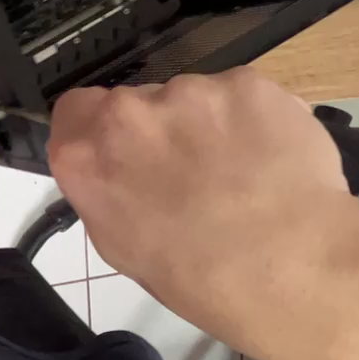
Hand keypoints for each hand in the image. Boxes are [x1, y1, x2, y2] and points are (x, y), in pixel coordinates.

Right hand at [47, 70, 354, 318]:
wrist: (285, 265)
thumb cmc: (197, 274)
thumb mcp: (117, 246)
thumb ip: (102, 192)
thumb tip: (114, 176)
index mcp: (84, 157)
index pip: (73, 112)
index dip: (95, 131)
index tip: (118, 151)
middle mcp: (126, 114)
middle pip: (132, 104)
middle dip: (152, 131)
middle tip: (185, 174)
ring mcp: (187, 93)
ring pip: (188, 99)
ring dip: (202, 126)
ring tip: (234, 174)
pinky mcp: (244, 85)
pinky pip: (237, 96)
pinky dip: (248, 121)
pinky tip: (263, 160)